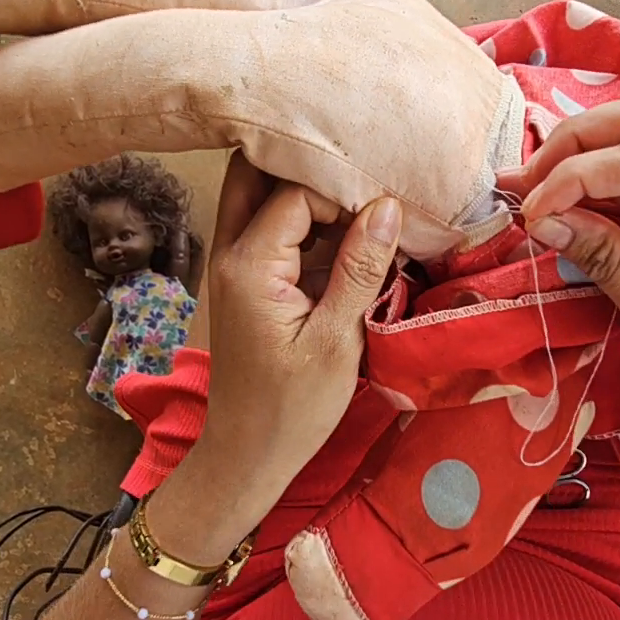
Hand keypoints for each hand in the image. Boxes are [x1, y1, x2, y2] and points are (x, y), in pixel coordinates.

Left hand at [199, 152, 401, 502]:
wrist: (249, 452)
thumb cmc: (294, 407)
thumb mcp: (338, 340)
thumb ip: (360, 268)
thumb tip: (388, 205)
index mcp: (249, 265)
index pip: (295, 191)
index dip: (342, 190)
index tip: (386, 205)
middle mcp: (231, 253)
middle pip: (256, 175)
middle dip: (307, 167)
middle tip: (361, 177)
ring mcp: (234, 266)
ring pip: (260, 198)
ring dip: (306, 194)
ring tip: (361, 201)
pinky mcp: (247, 281)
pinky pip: (271, 230)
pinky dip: (306, 225)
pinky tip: (348, 236)